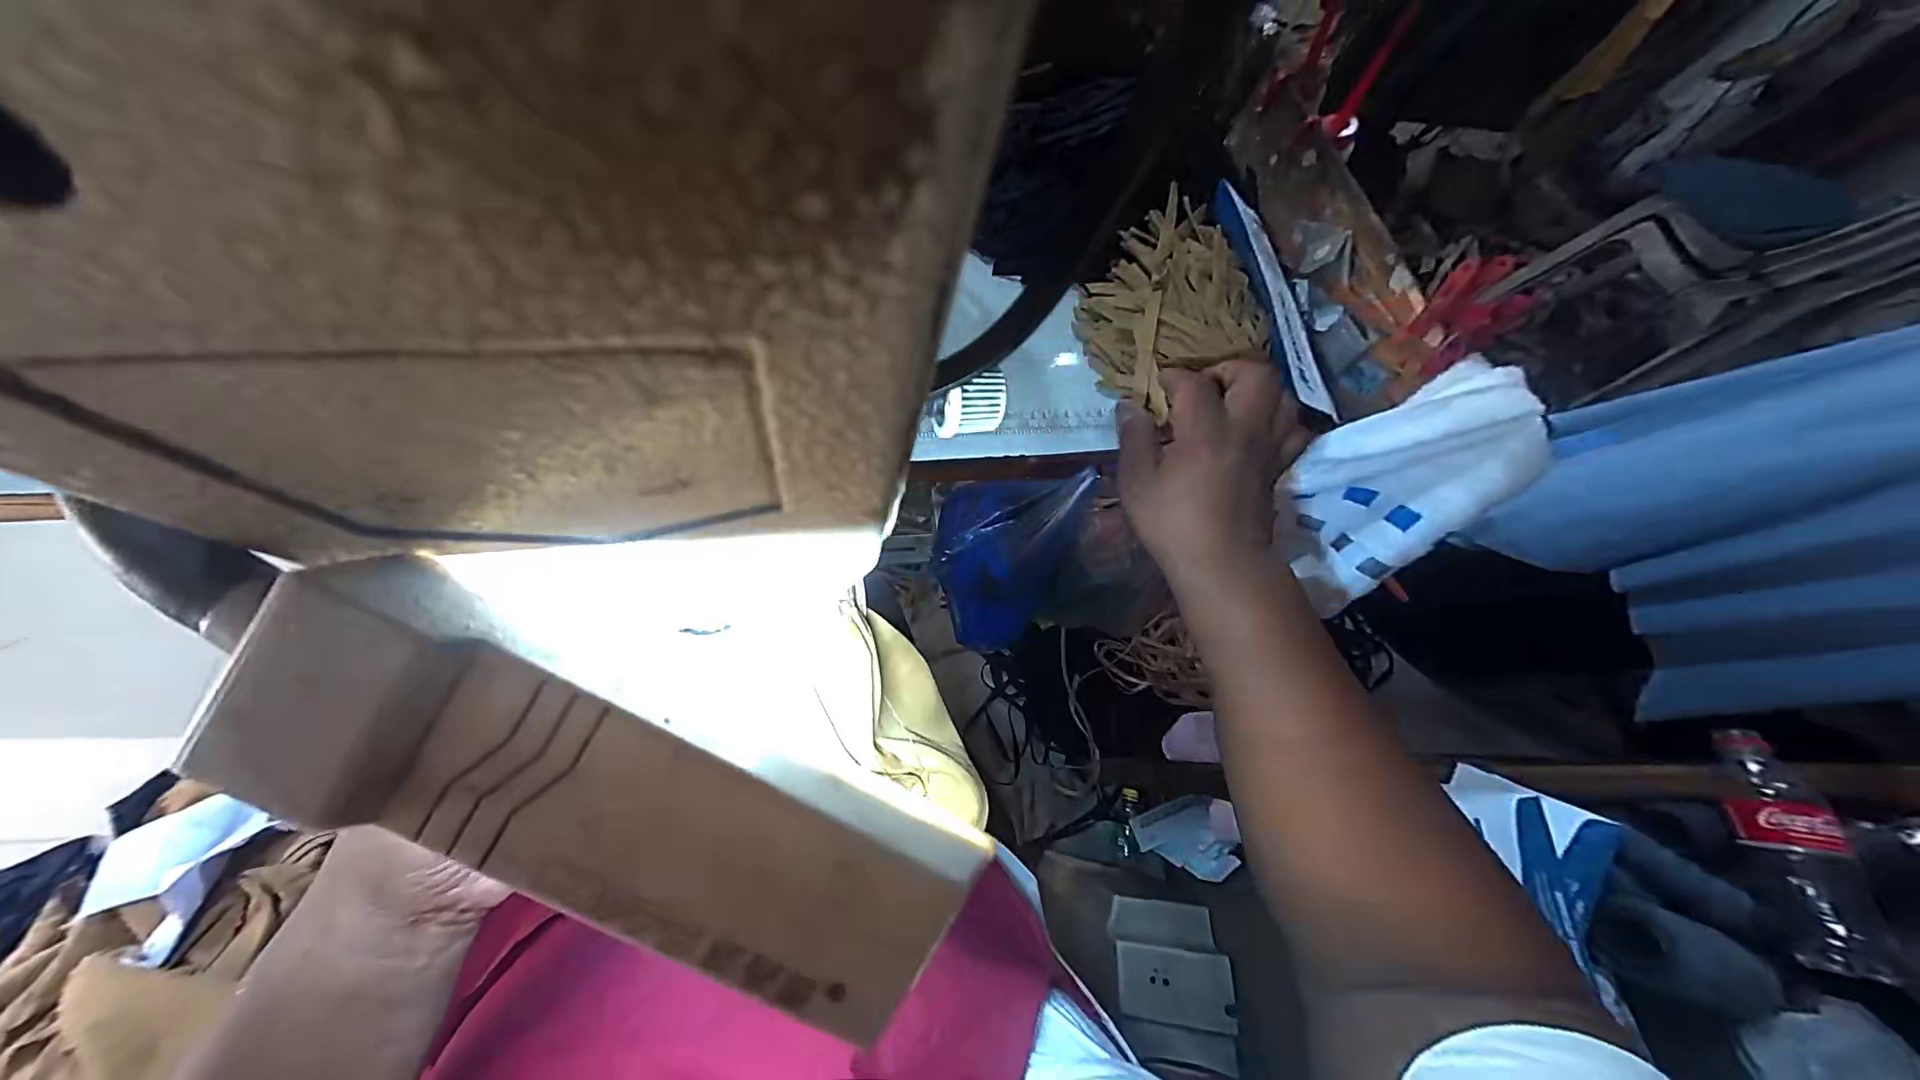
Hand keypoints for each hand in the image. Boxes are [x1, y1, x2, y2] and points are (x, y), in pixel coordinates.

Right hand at [1117, 361, 1307, 585]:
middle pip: (1255, 374)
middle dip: (1227, 370)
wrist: (1222, 564)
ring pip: (1282, 396)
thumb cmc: (1173, 524)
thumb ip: (1134, 438)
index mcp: (1206, 431)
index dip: (1172, 377)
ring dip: (1255, 392)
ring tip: (1229, 406)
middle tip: (1202, 388)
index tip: (1156, 388)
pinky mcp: (1280, 466)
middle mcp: (1245, 429)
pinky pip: (1293, 428)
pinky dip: (1277, 420)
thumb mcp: (1137, 483)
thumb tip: (1130, 406)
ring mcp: (1269, 447)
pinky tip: (1254, 431)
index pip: (1193, 382)